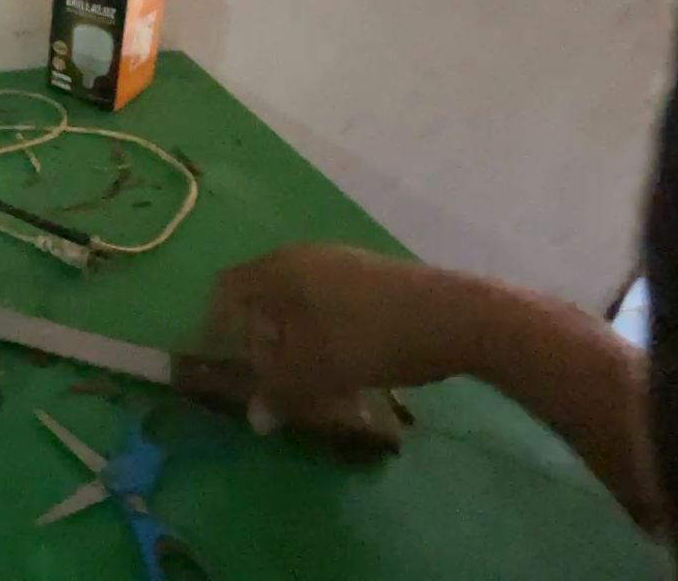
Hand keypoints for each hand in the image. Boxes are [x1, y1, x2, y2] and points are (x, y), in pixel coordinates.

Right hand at [204, 244, 483, 408]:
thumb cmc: (369, 336)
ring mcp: (338, 262)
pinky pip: (329, 303)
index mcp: (275, 269)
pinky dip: (325, 332)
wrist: (461, 317)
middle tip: (274, 377)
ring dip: (297, 341)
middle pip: (263, 298)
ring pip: (299, 304)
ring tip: (316, 379)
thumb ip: (277, 391)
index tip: (223, 358)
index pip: (225, 288)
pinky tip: (349, 365)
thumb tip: (253, 421)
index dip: (216, 322)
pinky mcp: (371, 275)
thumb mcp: (316, 370)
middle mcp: (299, 257)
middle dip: (264, 340)